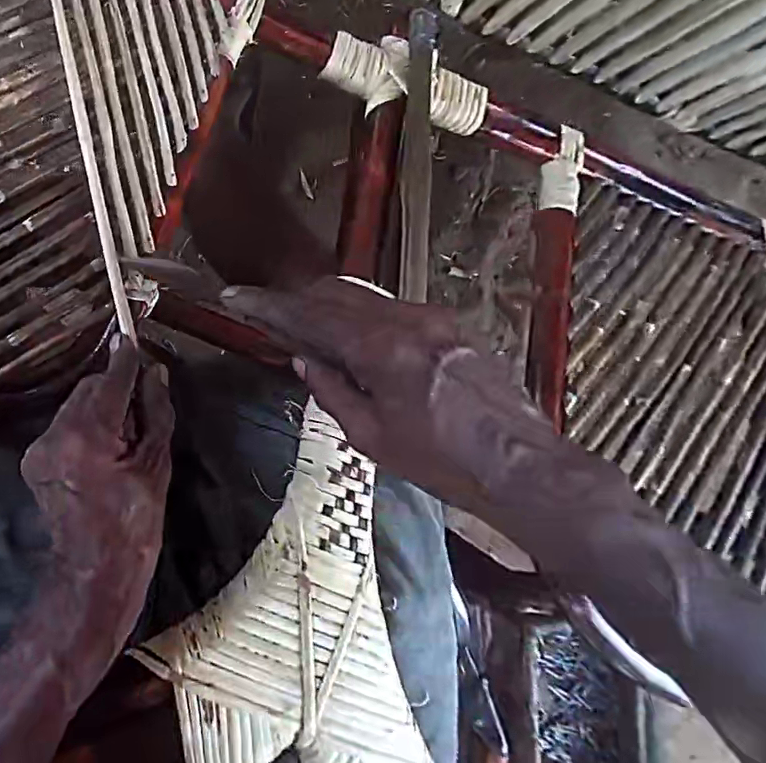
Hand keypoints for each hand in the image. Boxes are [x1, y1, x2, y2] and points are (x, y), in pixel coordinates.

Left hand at [21, 338, 173, 606]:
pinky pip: (63, 426)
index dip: (124, 359)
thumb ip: (155, 413)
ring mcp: (40, 446)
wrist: (93, 570)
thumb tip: (154, 372)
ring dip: (98, 409)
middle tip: (138, 412)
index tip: (131, 338)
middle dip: (113, 390)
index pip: (110, 381)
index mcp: (89, 436)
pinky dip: (83, 428)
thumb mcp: (156, 467)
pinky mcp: (32, 457)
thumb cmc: (134, 524)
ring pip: (74, 405)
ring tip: (120, 441)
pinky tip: (100, 455)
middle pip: (89, 389)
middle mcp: (57, 433)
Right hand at [220, 277, 574, 518]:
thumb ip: (331, 391)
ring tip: (307, 326)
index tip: (235, 295)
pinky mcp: (453, 327)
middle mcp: (407, 321)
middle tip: (268, 313)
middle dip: (295, 299)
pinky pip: (391, 309)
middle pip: (333, 293)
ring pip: (363, 297)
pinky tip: (355, 339)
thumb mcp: (371, 437)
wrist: (530, 472)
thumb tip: (303, 359)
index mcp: (380, 349)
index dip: (265, 305)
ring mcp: (434, 319)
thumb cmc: (443, 464)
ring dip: (327, 307)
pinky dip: (360, 316)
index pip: (308, 315)